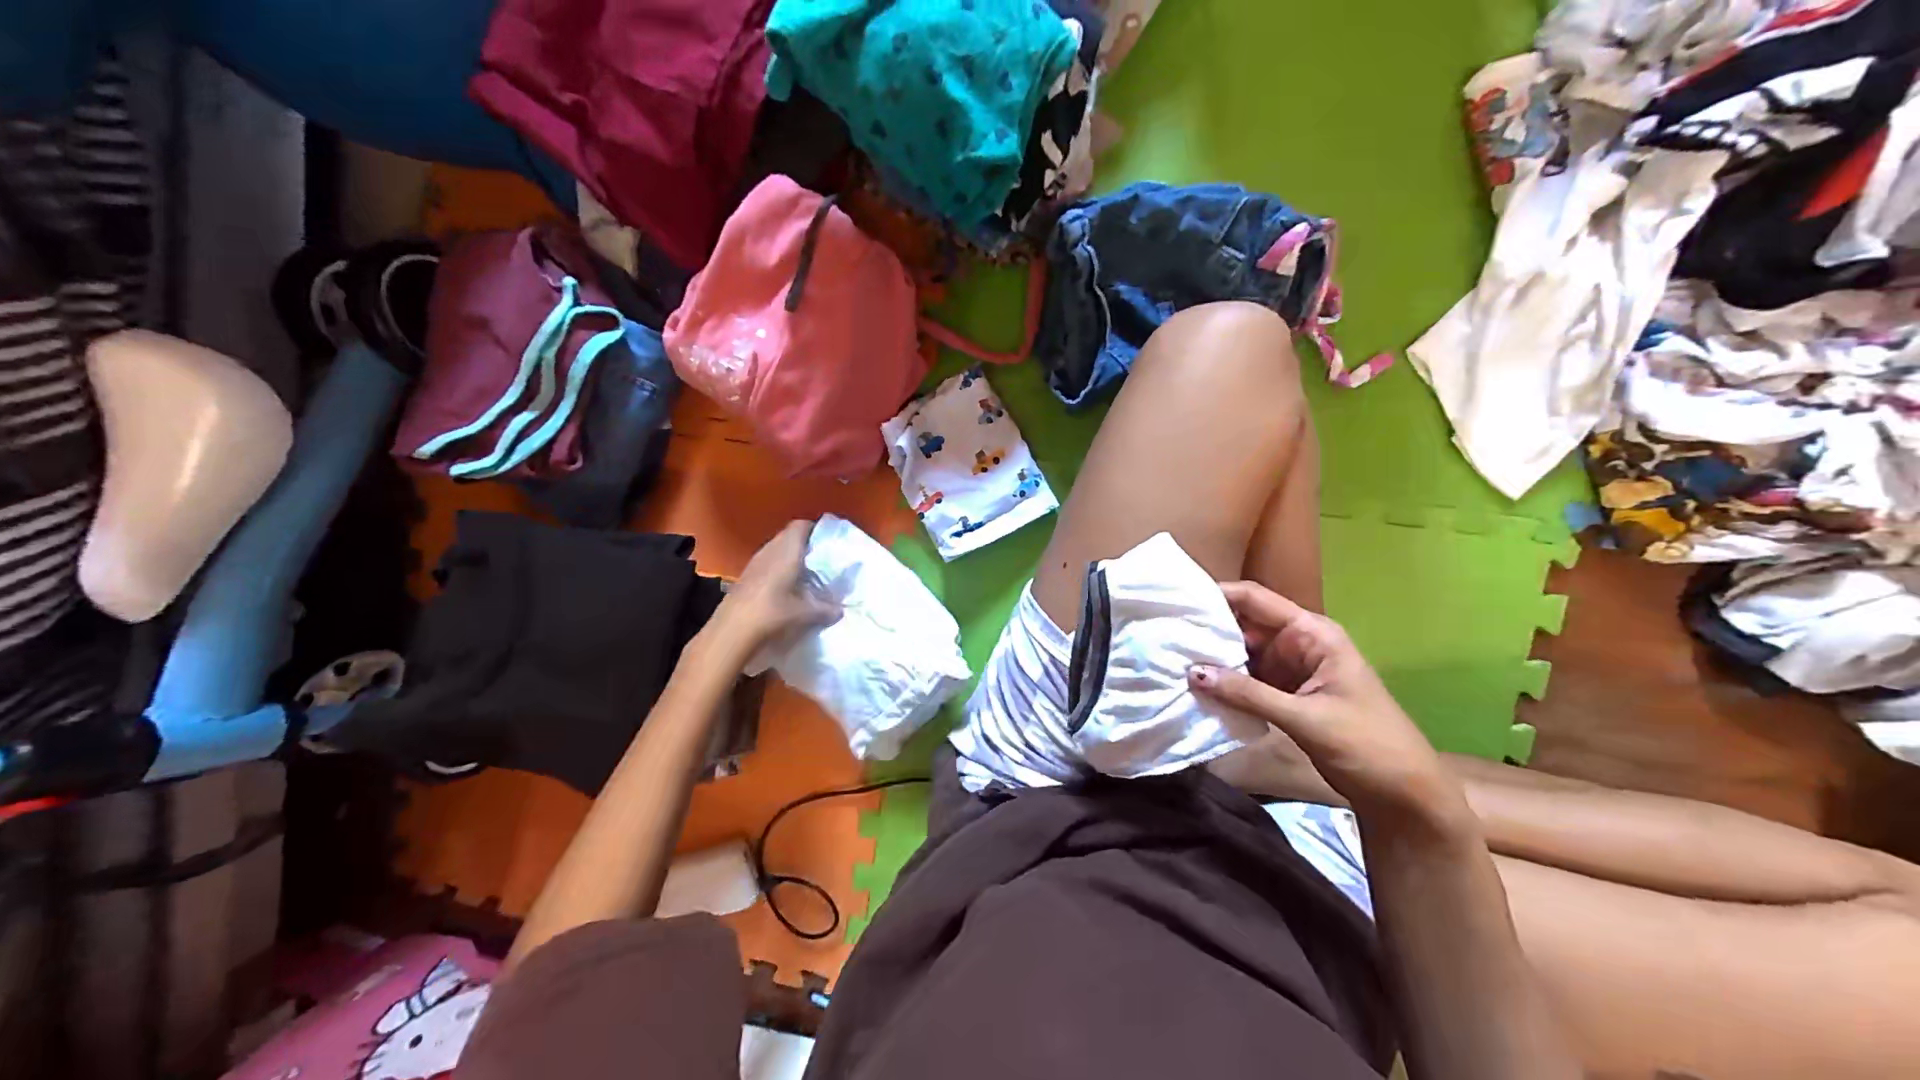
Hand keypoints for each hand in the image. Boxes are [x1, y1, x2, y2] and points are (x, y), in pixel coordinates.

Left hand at [698, 520, 836, 661]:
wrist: (732, 631)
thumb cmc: (772, 612)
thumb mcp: (805, 614)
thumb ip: (825, 609)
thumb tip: (840, 611)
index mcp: (787, 550)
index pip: (801, 526)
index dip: (815, 529)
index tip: (828, 541)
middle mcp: (770, 550)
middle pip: (788, 536)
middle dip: (804, 545)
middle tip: (821, 559)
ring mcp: (755, 562)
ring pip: (776, 550)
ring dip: (790, 557)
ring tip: (805, 574)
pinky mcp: (745, 576)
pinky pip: (767, 563)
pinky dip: (778, 569)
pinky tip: (785, 588)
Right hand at [1190, 581, 1467, 831]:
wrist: (1404, 796)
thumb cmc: (1368, 745)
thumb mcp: (1306, 718)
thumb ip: (1248, 694)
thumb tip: (1193, 672)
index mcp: (1312, 634)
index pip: (1256, 600)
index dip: (1217, 594)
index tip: (1176, 599)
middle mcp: (1298, 644)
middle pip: (1243, 624)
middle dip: (1206, 628)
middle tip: (1162, 632)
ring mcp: (1290, 670)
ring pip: (1240, 654)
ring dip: (1211, 658)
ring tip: (1168, 656)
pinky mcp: (1284, 695)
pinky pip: (1245, 680)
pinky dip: (1223, 683)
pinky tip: (1193, 686)